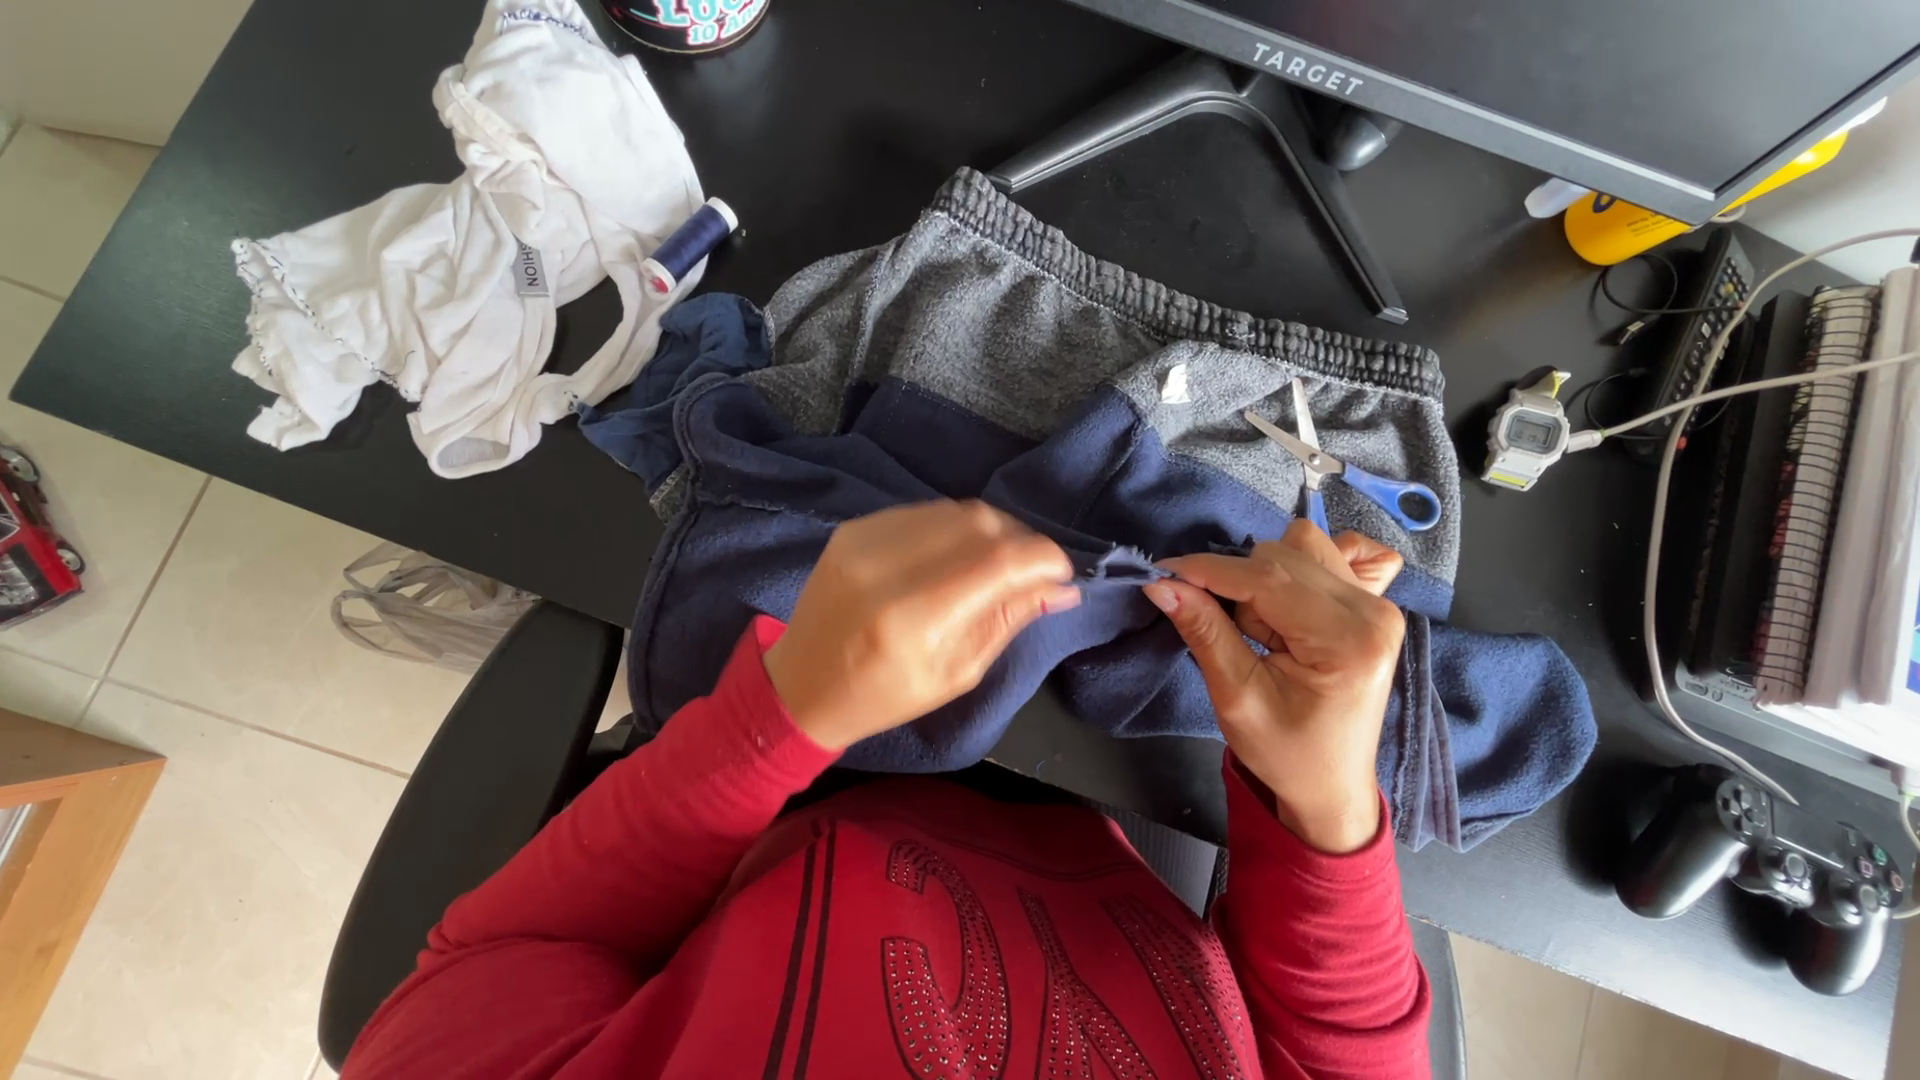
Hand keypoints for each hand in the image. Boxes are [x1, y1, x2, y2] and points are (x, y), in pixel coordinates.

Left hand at [763, 501, 1078, 750]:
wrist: (800, 685)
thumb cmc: (883, 696)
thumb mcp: (956, 674)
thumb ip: (1007, 620)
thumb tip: (1060, 587)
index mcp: (913, 619)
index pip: (998, 561)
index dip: (1043, 558)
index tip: (1061, 572)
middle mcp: (886, 567)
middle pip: (980, 524)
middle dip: (1020, 540)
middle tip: (1032, 568)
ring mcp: (864, 540)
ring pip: (955, 510)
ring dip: (990, 529)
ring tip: (998, 560)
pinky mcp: (852, 527)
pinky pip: (924, 511)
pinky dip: (954, 527)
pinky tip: (957, 553)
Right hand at [1144, 522, 1405, 852]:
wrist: (1330, 784)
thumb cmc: (1284, 752)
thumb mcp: (1235, 697)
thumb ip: (1204, 631)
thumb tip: (1161, 583)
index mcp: (1346, 640)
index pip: (1267, 577)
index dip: (1208, 569)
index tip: (1162, 573)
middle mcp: (1372, 610)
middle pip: (1282, 556)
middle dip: (1238, 585)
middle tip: (1232, 636)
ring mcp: (1380, 602)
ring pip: (1302, 546)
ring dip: (1266, 577)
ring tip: (1264, 628)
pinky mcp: (1376, 601)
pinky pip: (1339, 550)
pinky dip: (1306, 563)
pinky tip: (1294, 598)